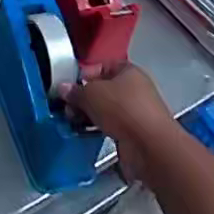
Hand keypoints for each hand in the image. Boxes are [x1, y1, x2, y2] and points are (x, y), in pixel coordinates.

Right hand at [60, 61, 177, 183]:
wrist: (150, 148)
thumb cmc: (123, 109)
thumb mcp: (91, 94)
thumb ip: (75, 91)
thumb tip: (64, 89)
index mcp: (129, 71)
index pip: (102, 66)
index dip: (84, 74)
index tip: (69, 85)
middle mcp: (135, 90)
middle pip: (103, 90)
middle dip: (84, 98)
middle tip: (68, 106)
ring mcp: (136, 114)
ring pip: (106, 110)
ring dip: (89, 116)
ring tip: (73, 121)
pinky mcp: (135, 135)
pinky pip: (111, 128)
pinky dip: (98, 130)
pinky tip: (86, 134)